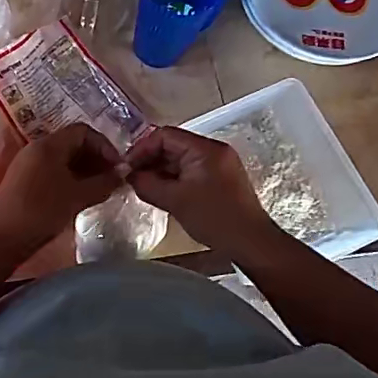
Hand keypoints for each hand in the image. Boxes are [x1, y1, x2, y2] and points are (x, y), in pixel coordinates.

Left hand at [0, 123, 124, 249]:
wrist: (2, 237)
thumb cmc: (42, 211)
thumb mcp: (78, 196)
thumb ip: (103, 182)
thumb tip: (123, 172)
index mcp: (49, 145)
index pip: (83, 131)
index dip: (105, 146)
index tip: (118, 167)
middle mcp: (37, 148)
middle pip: (73, 143)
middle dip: (96, 159)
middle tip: (112, 180)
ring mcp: (28, 165)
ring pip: (63, 159)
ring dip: (84, 171)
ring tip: (100, 190)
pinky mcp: (24, 181)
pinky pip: (52, 171)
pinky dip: (70, 179)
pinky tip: (80, 197)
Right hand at [125, 127, 278, 253]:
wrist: (250, 242)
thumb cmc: (214, 218)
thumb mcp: (174, 200)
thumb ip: (147, 184)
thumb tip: (129, 176)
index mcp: (205, 149)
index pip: (165, 135)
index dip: (142, 149)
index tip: (127, 167)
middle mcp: (213, 150)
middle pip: (173, 145)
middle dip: (149, 160)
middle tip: (131, 178)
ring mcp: (218, 164)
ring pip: (180, 159)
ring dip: (160, 171)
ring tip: (142, 186)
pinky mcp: (219, 179)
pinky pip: (190, 170)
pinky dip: (173, 179)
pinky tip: (161, 192)